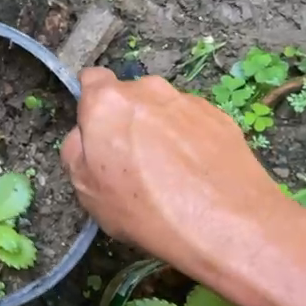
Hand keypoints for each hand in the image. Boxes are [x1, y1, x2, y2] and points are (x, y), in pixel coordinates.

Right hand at [61, 69, 305, 286]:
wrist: (230, 226)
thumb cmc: (145, 209)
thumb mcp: (86, 190)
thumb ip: (75, 151)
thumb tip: (86, 136)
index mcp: (107, 102)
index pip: (91, 79)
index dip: (91, 105)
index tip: (98, 133)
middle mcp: (147, 90)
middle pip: (128, 98)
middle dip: (127, 121)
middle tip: (133, 162)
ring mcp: (188, 101)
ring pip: (162, 110)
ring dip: (160, 130)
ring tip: (171, 173)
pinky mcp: (222, 117)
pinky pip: (193, 123)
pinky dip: (190, 141)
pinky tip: (197, 175)